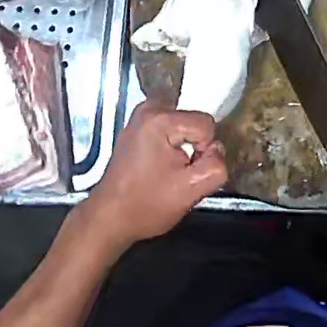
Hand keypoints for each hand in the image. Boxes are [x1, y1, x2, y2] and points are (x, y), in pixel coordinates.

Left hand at [76, 100, 227, 254]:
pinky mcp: (135, 128)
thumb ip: (215, 167)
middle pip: (193, 122)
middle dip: (193, 146)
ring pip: (181, 126)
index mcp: (160, 119)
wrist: (110, 216)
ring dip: (182, 146)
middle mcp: (148, 110)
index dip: (205, 150)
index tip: (187, 171)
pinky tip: (158, 167)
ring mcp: (139, 117)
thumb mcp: (191, 190)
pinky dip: (169, 145)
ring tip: (167, 170)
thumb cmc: (146, 204)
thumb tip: (217, 151)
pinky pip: (166, 130)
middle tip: (177, 172)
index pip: (206, 124)